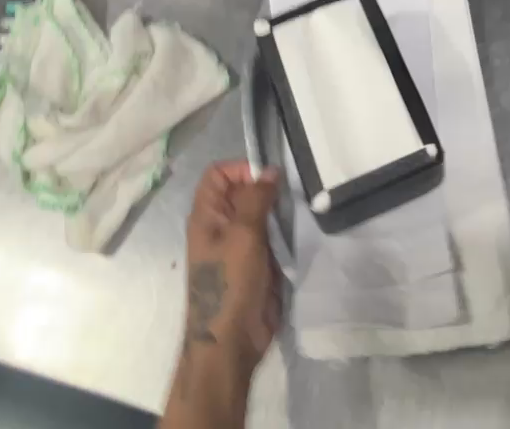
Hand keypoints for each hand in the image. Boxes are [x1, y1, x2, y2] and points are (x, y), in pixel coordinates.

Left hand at [163, 161, 279, 428]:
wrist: (232, 341)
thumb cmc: (229, 283)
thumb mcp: (244, 234)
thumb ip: (257, 198)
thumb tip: (269, 170)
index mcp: (207, 216)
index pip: (219, 175)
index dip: (241, 169)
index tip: (269, 178)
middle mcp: (221, 226)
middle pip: (243, 192)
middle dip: (267, 188)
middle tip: (293, 190)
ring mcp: (240, 245)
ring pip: (261, 213)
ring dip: (280, 210)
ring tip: (301, 207)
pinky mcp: (258, 262)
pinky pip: (273, 235)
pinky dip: (286, 230)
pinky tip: (303, 228)